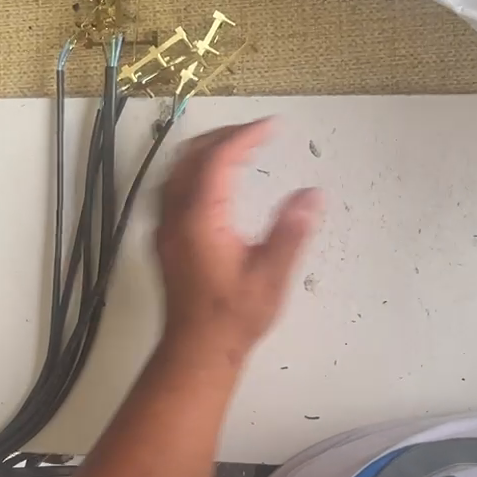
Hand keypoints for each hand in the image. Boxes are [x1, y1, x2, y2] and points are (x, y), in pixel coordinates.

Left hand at [154, 119, 321, 369]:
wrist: (197, 351)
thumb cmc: (231, 318)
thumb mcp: (271, 275)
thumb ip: (291, 232)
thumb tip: (312, 195)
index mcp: (201, 219)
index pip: (219, 159)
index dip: (246, 135)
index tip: (271, 125)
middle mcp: (176, 217)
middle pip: (193, 155)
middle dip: (225, 135)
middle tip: (257, 132)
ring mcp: (165, 227)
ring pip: (177, 168)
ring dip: (206, 148)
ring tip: (236, 145)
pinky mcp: (164, 238)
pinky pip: (171, 186)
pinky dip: (193, 167)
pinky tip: (211, 177)